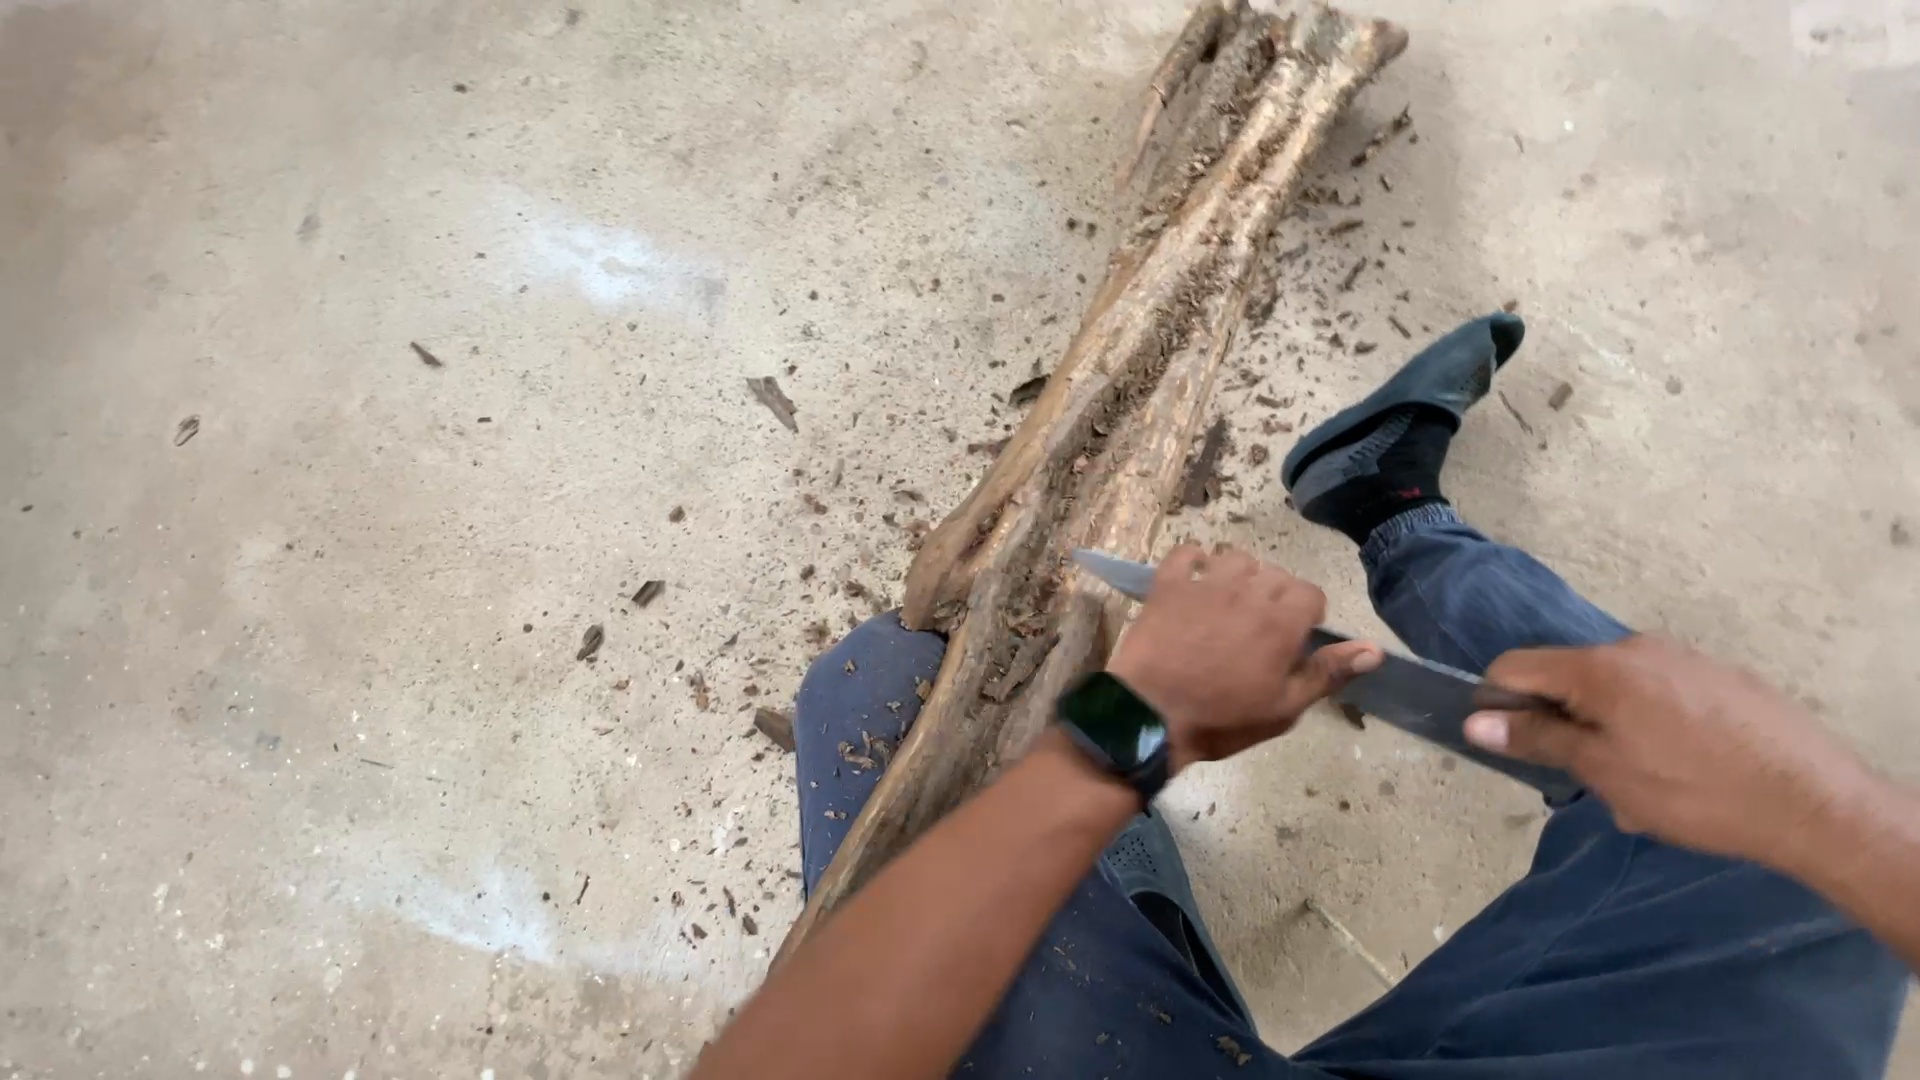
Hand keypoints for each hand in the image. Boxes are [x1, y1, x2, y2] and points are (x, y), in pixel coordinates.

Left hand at [1106, 545, 1380, 772]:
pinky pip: (1185, 554)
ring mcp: (1204, 585)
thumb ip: (1327, 673)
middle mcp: (1247, 593)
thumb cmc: (1221, 719)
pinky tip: (1195, 578)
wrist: (1151, 716)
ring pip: (1235, 558)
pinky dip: (1193, 559)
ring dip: (1239, 575)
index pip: (1311, 593)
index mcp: (1281, 622)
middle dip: (1275, 596)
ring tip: (1230, 603)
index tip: (1294, 635)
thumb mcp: (1283, 708)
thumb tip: (1373, 649)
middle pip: (1275, 574)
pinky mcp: (1167, 586)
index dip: (1307, 613)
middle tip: (1259, 626)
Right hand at [1464, 635, 1877, 871]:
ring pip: (1615, 687)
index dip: (1498, 702)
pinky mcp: (1726, 677)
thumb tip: (1474, 722)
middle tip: (1585, 772)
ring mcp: (1685, 658)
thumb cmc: (1695, 791)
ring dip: (1606, 724)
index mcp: (1597, 667)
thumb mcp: (1601, 769)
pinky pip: (1661, 692)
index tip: (1512, 742)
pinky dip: (1650, 722)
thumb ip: (1534, 737)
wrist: (1826, 809)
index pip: (1513, 666)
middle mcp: (1635, 648)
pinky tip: (1683, 764)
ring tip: (1638, 777)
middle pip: (1566, 676)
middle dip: (1561, 720)